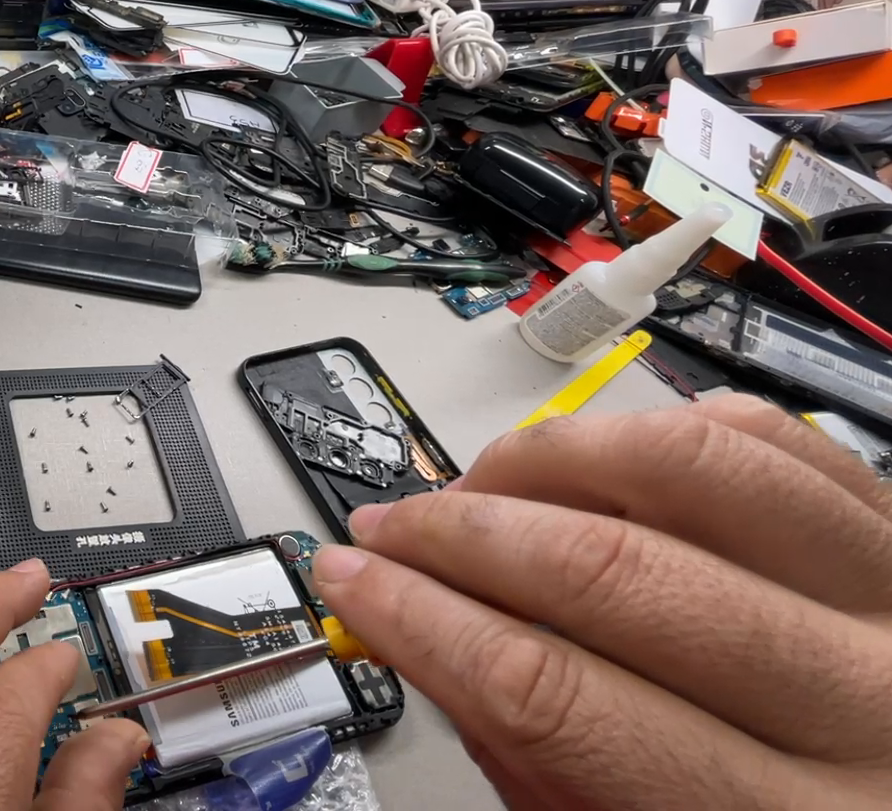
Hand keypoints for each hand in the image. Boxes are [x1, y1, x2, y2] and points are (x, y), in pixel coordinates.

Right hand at [309, 395, 891, 808]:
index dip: (415, 617)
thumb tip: (404, 627)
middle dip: (449, 535)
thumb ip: (524, 755)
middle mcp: (887, 710)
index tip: (347, 577)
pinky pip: (768, 437)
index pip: (548, 690)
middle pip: (604, 567)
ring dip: (534, 460)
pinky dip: (645, 430)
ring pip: (683, 463)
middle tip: (386, 533)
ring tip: (477, 489)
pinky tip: (588, 469)